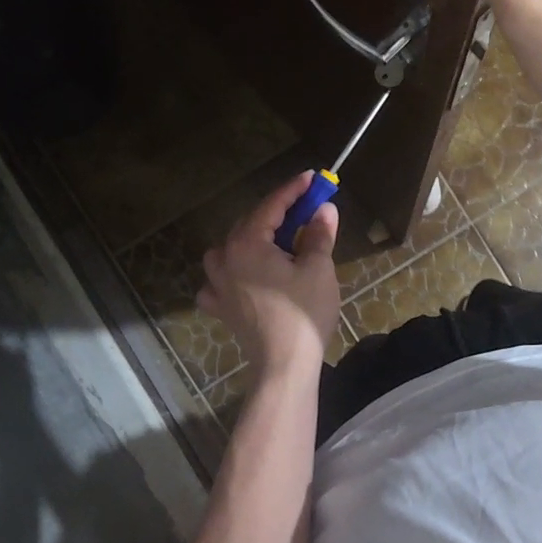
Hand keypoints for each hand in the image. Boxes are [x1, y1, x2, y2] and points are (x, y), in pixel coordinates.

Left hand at [197, 172, 340, 373]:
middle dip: (276, 215)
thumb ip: (319, 234)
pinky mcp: (219, 307)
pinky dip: (231, 274)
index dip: (294, 190)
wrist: (284, 364)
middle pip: (249, 224)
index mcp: (247, 243)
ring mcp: (216, 284)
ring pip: (229, 249)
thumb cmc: (303, 313)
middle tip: (304, 211)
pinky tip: (243, 280)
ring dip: (250, 241)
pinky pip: (219, 281)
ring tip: (273, 245)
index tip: (312, 179)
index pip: (272, 205)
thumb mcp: (319, 269)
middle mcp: (224, 258)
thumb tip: (324, 209)